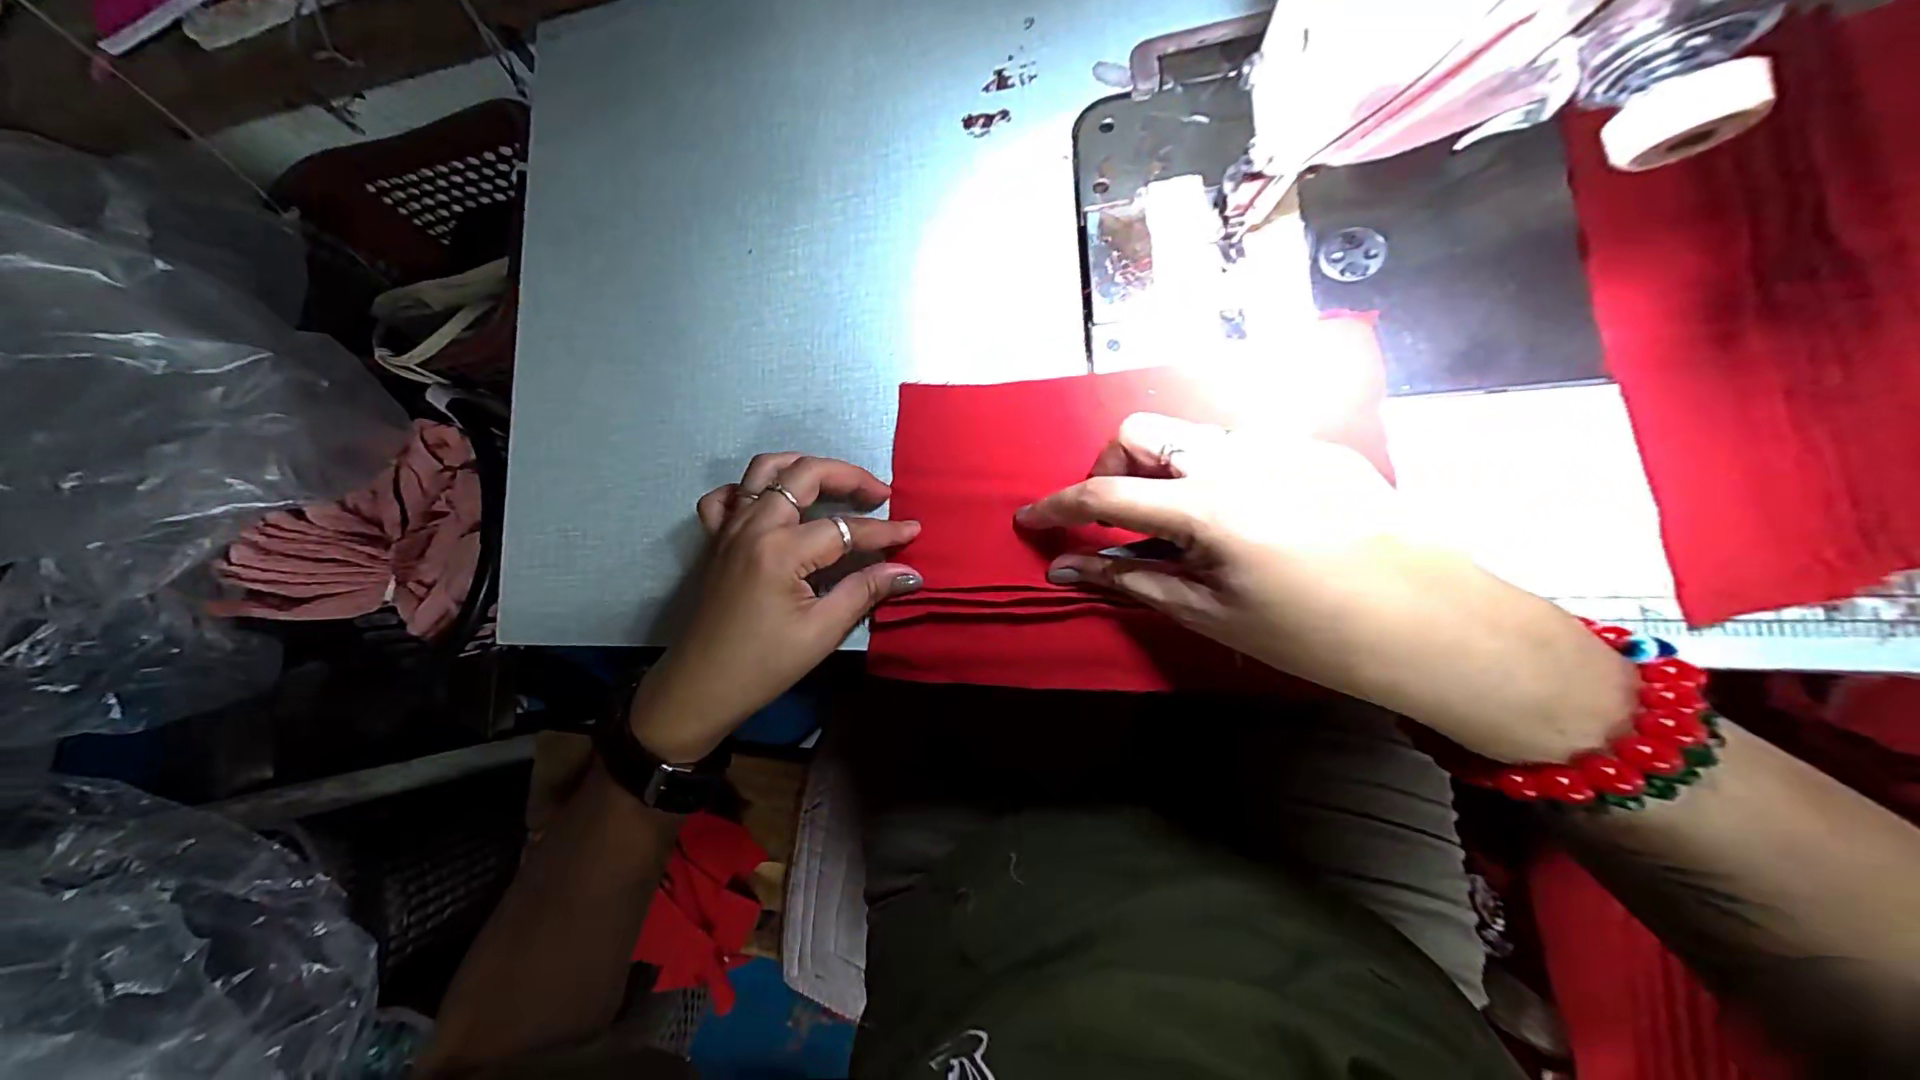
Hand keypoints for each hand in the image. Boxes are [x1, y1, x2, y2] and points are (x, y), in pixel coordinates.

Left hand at [629, 454, 921, 762]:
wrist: (700, 687)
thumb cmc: (764, 665)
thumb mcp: (822, 631)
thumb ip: (865, 590)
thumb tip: (909, 571)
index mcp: (780, 550)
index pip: (844, 527)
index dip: (884, 529)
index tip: (914, 530)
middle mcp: (753, 525)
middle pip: (805, 474)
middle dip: (848, 477)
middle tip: (879, 493)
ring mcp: (729, 528)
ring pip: (764, 470)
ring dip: (804, 468)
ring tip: (834, 484)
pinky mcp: (716, 539)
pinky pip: (728, 496)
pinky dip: (752, 488)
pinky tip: (773, 503)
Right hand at [1016, 414, 1637, 763]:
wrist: (1436, 624)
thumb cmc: (1312, 633)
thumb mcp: (1208, 613)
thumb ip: (1128, 582)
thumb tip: (1064, 572)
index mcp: (1208, 506)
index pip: (1105, 496)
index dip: (1056, 509)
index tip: (1028, 519)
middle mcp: (1237, 456)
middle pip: (1138, 433)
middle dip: (1109, 470)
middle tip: (1117, 521)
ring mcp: (1280, 444)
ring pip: (1188, 433)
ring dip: (1160, 468)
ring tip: (1181, 523)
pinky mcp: (1314, 447)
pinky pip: (1238, 443)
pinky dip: (1211, 472)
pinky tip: (1242, 517)